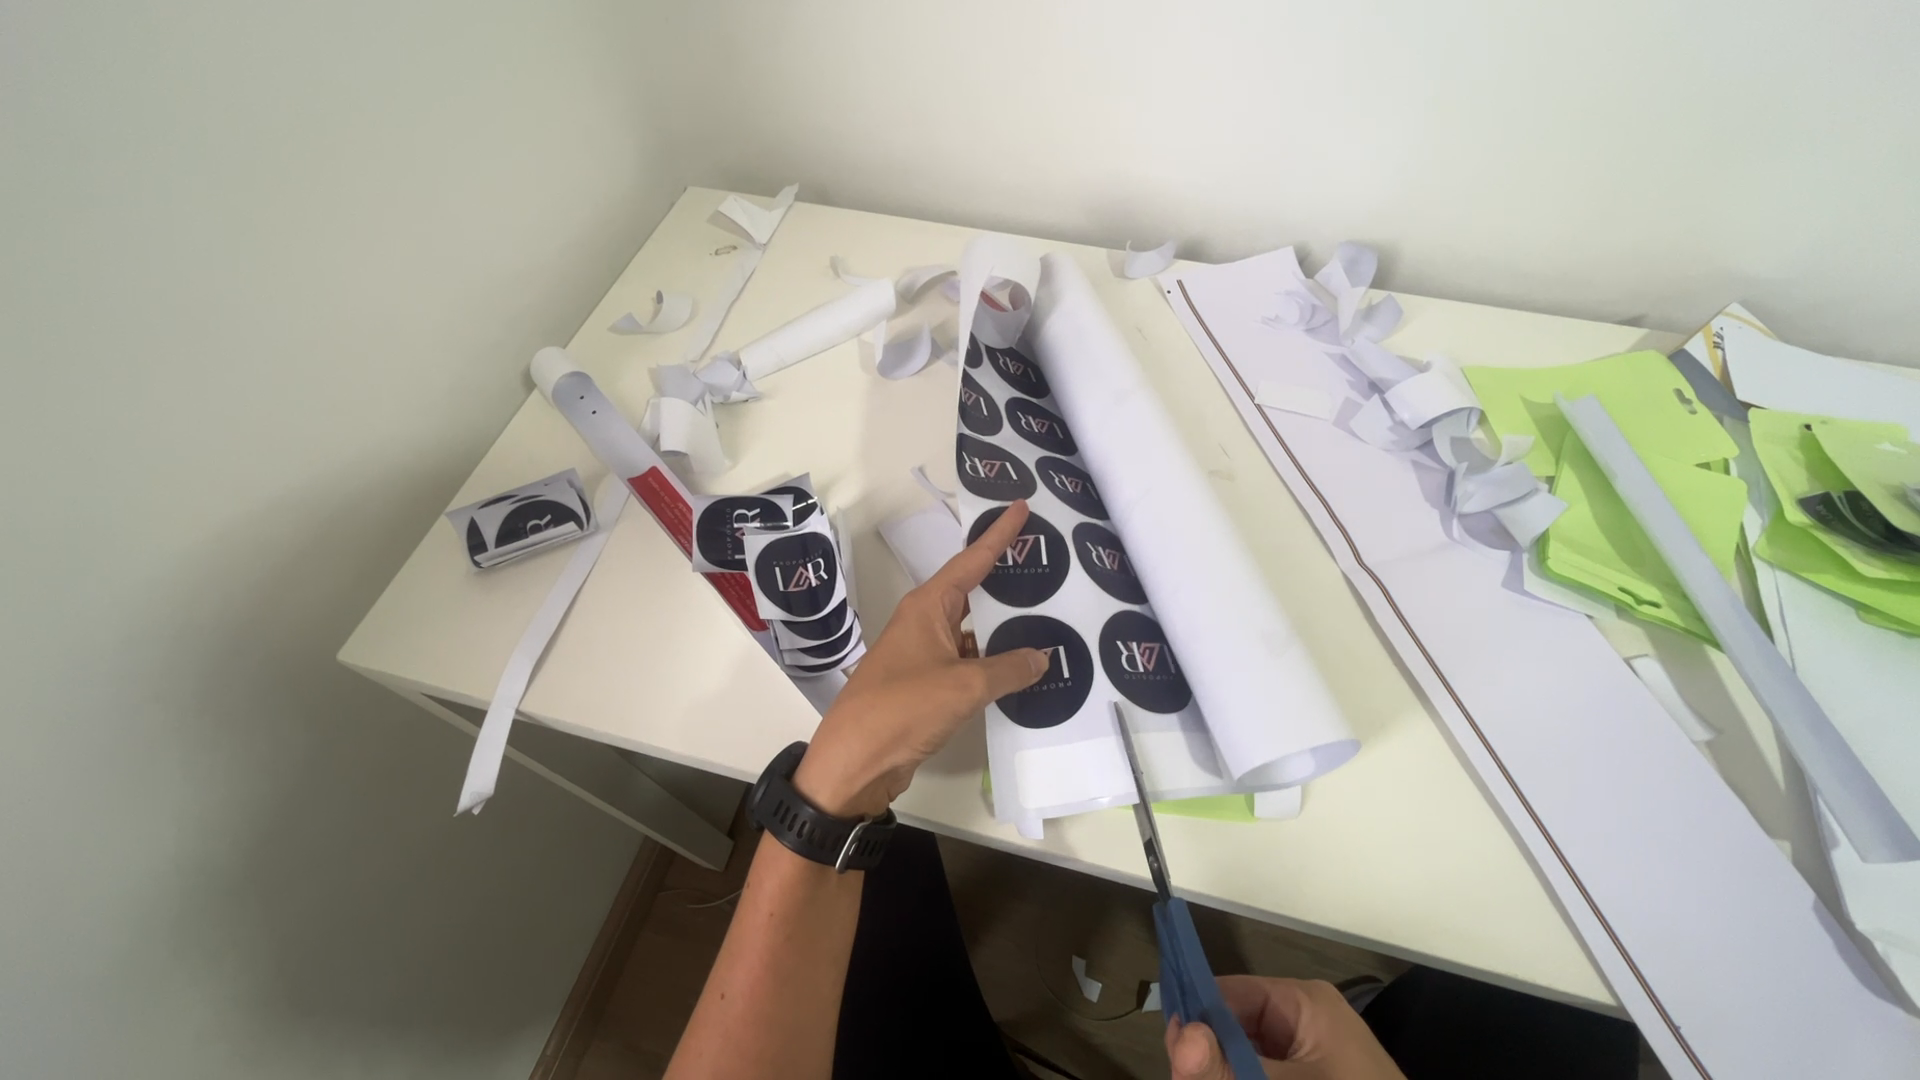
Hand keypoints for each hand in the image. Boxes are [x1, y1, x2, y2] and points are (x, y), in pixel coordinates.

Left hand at [792, 500, 1048, 817]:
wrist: (855, 762)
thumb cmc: (903, 710)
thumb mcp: (964, 686)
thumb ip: (1008, 668)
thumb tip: (1041, 657)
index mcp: (928, 607)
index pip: (971, 560)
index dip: (998, 534)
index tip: (1020, 506)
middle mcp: (925, 623)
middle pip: (973, 592)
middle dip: (1007, 580)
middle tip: (1048, 564)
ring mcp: (924, 655)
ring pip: (974, 632)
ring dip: (1005, 629)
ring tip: (1051, 619)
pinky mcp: (927, 685)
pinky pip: (968, 663)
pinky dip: (994, 664)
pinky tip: (1024, 670)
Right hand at [1165, 977, 1404, 1079]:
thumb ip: (1230, 1071)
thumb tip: (1178, 1034)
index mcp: (1302, 1003)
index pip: (1225, 992)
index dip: (1193, 1021)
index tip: (1174, 1059)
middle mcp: (1301, 1021)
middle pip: (1230, 1030)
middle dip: (1208, 1064)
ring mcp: (1306, 1058)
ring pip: (1242, 1062)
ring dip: (1222, 1076)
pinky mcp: (1309, 1079)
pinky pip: (1260, 1076)